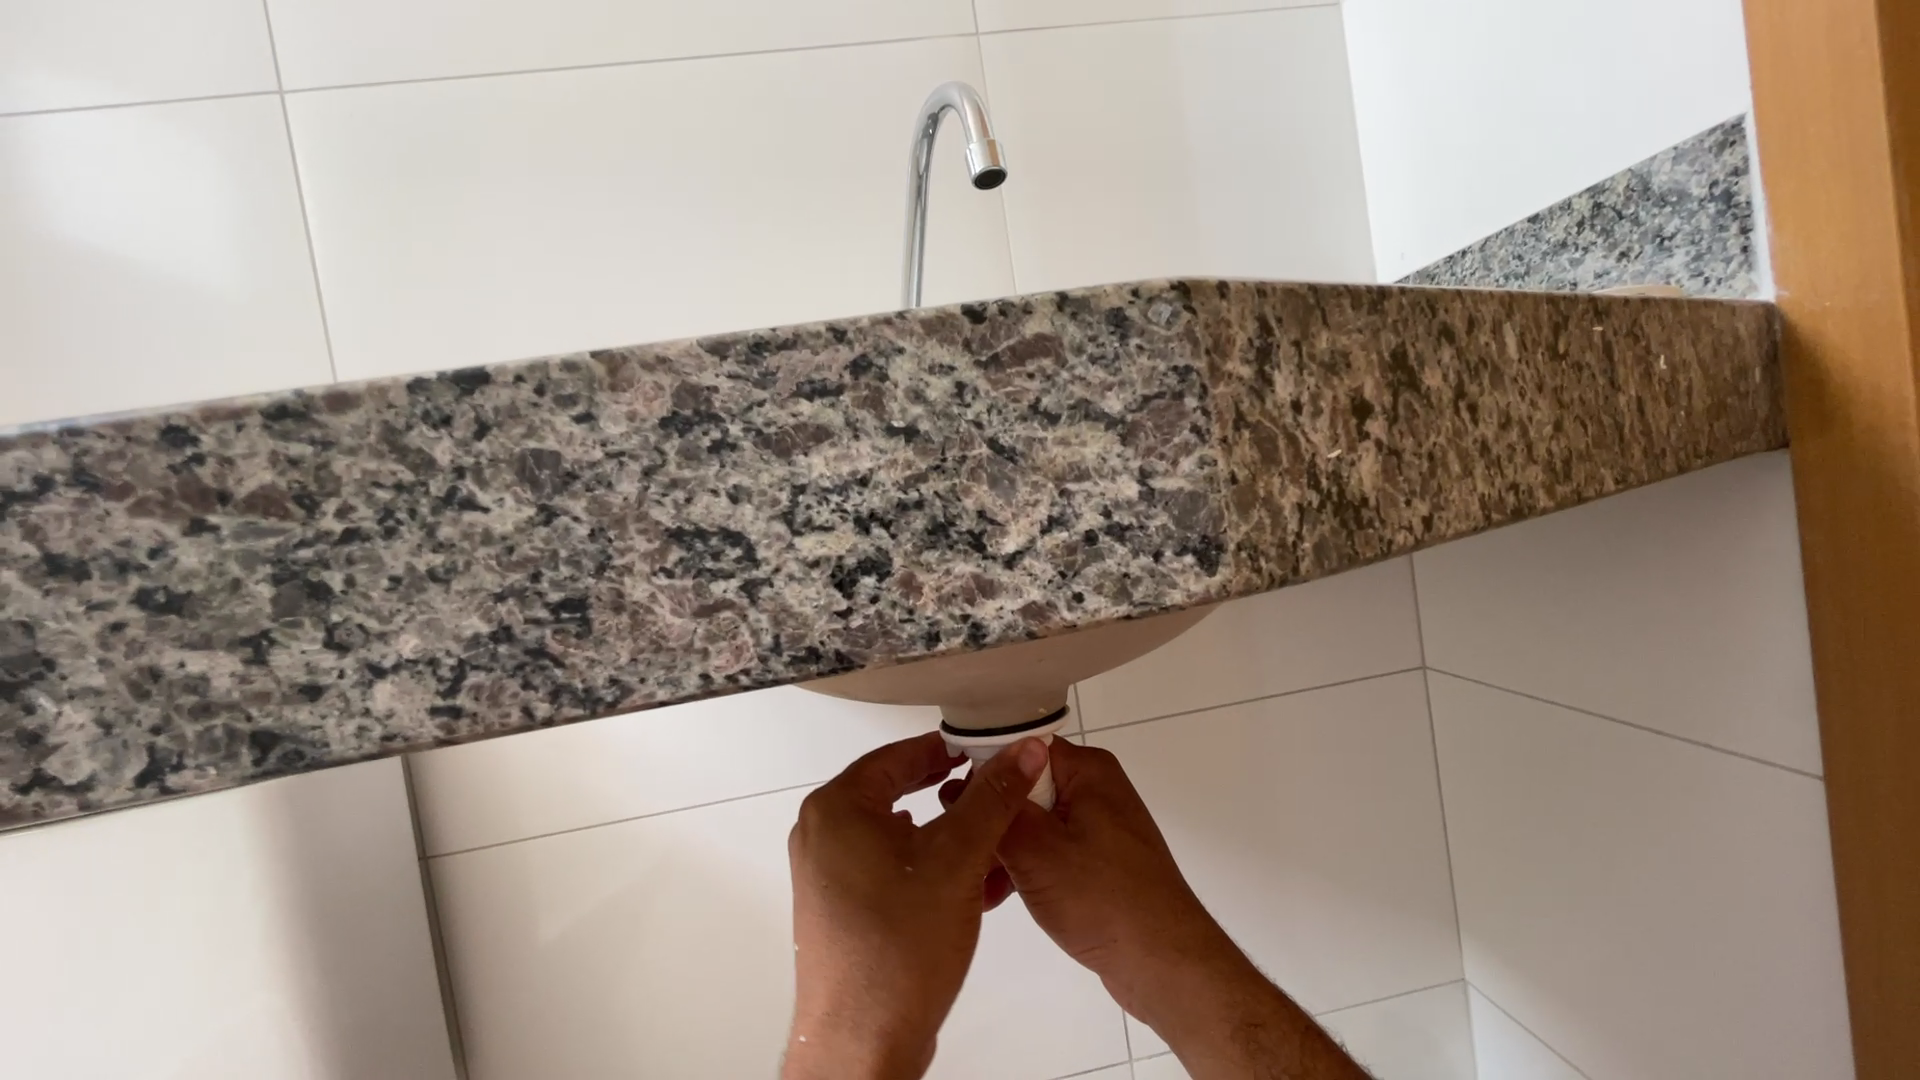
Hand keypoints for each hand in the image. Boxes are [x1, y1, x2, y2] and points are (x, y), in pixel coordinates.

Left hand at [783, 732, 1048, 1079]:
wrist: (863, 1045)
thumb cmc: (902, 942)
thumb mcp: (959, 857)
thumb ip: (993, 797)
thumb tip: (1028, 749)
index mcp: (836, 808)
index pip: (897, 756)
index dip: (945, 749)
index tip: (983, 749)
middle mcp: (822, 834)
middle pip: (895, 793)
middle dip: (948, 791)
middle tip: (989, 786)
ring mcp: (828, 875)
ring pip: (897, 835)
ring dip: (946, 831)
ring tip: (990, 834)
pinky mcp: (842, 910)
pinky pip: (891, 869)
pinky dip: (930, 865)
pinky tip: (973, 880)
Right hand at [972, 739, 1368, 1079]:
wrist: (1164, 965)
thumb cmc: (1101, 898)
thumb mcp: (1035, 850)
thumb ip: (996, 809)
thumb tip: (961, 782)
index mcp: (1086, 769)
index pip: (1020, 749)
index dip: (982, 772)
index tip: (951, 804)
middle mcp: (1095, 788)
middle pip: (1025, 787)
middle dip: (991, 820)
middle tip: (960, 851)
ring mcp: (1099, 826)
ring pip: (1034, 823)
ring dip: (1003, 850)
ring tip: (974, 885)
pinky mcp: (1099, 861)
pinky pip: (1050, 850)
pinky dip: (1025, 868)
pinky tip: (997, 898)